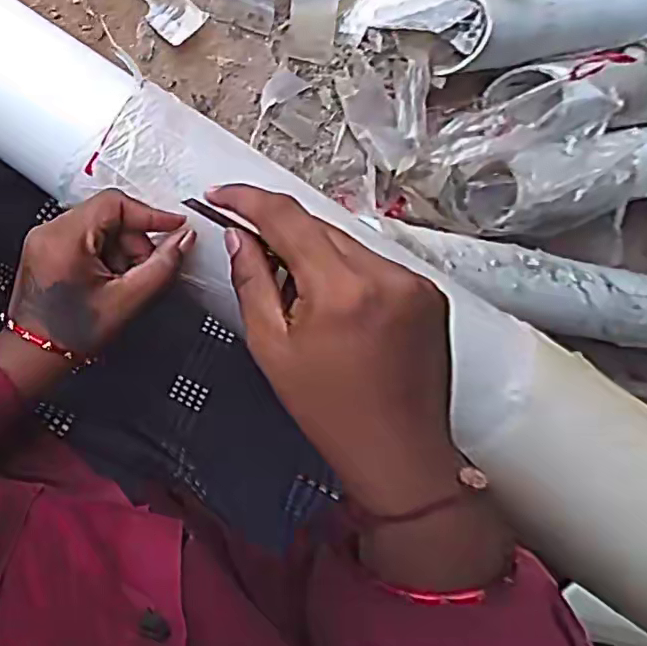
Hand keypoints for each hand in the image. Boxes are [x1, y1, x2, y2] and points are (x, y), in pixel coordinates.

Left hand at [0, 190, 193, 398]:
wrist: (35, 353)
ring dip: (119, 249)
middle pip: (106, 214)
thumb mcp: (126, 299)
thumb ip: (161, 266)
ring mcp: (43, 240)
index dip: (150, 214)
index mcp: (64, 238)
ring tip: (121, 280)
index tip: (173, 226)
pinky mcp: (43, 249)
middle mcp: (48, 232)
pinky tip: (106, 280)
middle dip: (133, 240)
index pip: (114, 203)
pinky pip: (82, 238)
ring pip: (96, 226)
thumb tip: (181, 241)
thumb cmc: (67, 333)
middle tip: (144, 266)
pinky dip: (102, 253)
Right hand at [206, 185, 453, 486]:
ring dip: (305, 248)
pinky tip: (321, 298)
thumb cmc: (327, 407)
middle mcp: (386, 275)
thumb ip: (251, 281)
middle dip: (274, 228)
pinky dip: (336, 266)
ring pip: (343, 241)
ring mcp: (414, 282)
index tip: (220, 196)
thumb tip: (237, 238)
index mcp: (343, 289)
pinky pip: (369, 260)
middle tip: (241, 242)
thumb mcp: (270, 344)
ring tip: (285, 286)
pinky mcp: (426, 293)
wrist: (396, 449)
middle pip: (316, 225)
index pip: (287, 218)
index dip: (246, 200)